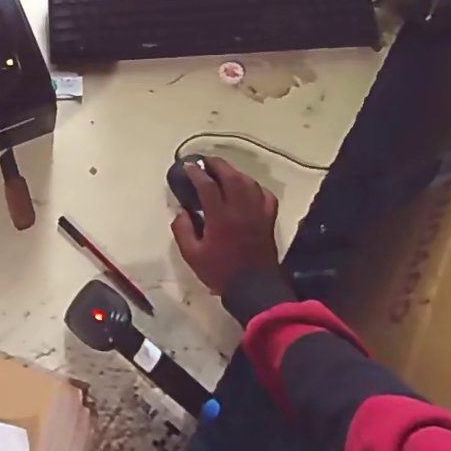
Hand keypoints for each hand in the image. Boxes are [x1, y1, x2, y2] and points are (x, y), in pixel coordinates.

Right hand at [170, 156, 282, 293]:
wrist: (254, 288)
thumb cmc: (219, 271)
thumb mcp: (191, 254)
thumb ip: (182, 229)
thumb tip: (182, 212)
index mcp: (220, 217)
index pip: (207, 186)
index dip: (196, 173)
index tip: (188, 166)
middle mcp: (241, 209)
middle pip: (231, 177)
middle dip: (217, 165)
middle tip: (206, 162)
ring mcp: (258, 213)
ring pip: (249, 183)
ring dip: (235, 172)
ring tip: (224, 171)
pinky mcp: (269, 220)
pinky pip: (265, 195)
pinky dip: (255, 187)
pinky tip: (248, 188)